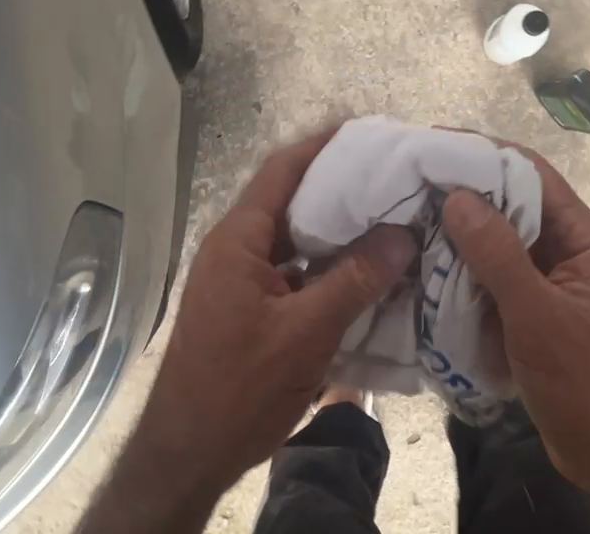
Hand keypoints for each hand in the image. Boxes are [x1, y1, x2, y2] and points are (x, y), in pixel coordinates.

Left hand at [79, 128, 416, 532]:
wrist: (186, 457)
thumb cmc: (238, 389)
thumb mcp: (305, 334)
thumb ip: (354, 281)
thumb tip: (403, 237)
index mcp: (237, 238)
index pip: (283, 169)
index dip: (325, 145)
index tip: (371, 133)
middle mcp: (235, 247)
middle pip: (291, 197)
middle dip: (340, 183)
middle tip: (393, 176)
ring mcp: (240, 277)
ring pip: (294, 234)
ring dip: (336, 225)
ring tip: (388, 215)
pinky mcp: (250, 304)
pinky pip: (293, 267)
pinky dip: (326, 261)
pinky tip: (364, 268)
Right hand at [442, 145, 589, 532]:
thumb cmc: (588, 384)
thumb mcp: (540, 317)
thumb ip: (499, 255)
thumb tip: (456, 195)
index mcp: (584, 238)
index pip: (531, 174)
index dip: (485, 153)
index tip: (435, 144)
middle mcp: (566, 248)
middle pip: (511, 202)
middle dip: (464, 191)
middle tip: (409, 182)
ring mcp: (547, 280)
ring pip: (497, 239)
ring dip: (458, 231)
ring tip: (406, 216)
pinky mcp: (530, 309)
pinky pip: (492, 275)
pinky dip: (461, 267)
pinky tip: (425, 264)